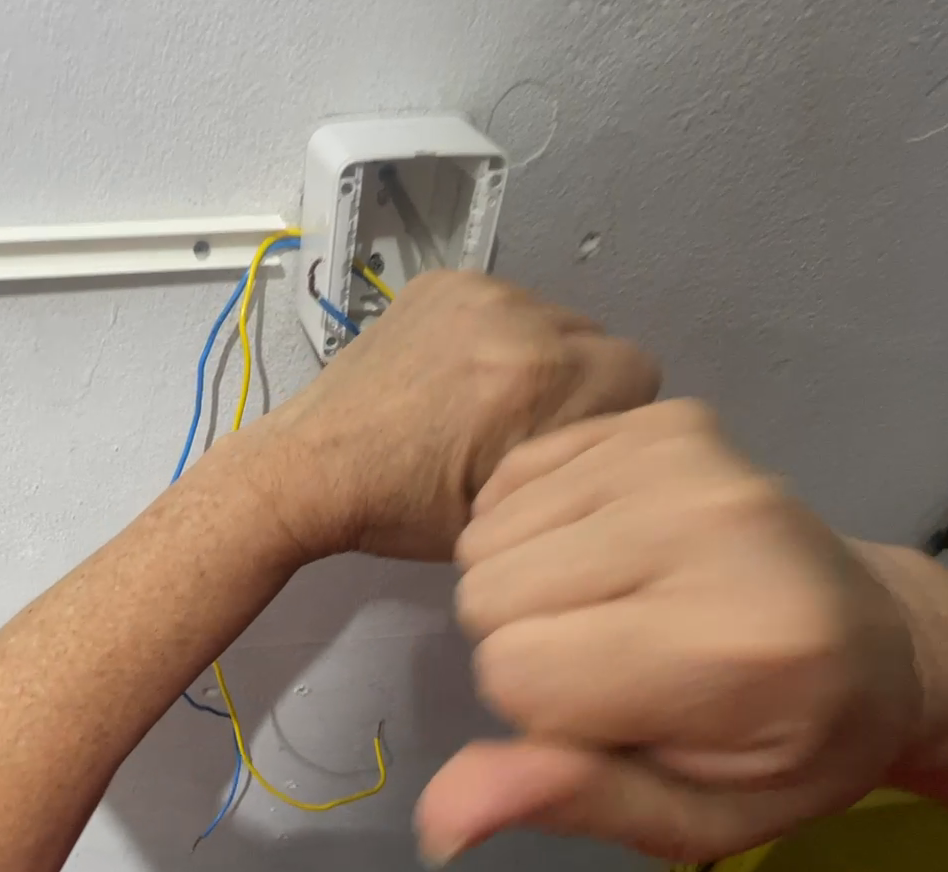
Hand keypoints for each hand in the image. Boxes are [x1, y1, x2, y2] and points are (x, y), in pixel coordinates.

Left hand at [235, 271, 658, 561]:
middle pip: (597, 341)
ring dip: (530, 356)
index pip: (640, 375)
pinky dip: (487, 335)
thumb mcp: (502, 512)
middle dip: (571, 385)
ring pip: (549, 319)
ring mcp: (470, 291)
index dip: (603, 418)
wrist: (307, 468)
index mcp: (536, 377)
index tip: (553, 446)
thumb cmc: (399, 508)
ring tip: (473, 403)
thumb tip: (598, 434)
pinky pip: (499, 303)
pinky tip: (445, 376)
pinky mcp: (435, 284)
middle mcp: (514, 317)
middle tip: (512, 428)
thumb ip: (569, 463)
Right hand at [418, 400, 932, 863]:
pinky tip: (598, 544)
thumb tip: (436, 825)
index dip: (544, 709)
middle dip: (523, 639)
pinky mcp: (654, 416)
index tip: (616, 711)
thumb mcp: (688, 816)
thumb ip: (567, 802)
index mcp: (736, 648)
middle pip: (486, 596)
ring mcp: (681, 455)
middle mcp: (712, 524)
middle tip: (611, 651)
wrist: (882, 638)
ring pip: (484, 538)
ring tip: (611, 599)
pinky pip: (504, 481)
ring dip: (523, 581)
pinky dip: (529, 523)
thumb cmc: (781, 744)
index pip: (514, 674)